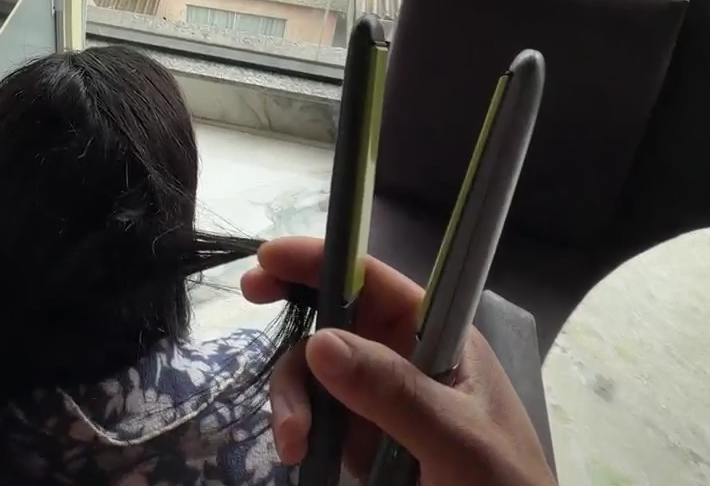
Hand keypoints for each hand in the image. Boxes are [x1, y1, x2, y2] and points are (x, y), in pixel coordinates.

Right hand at [240, 236, 552, 485]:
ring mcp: (375, 395)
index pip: (370, 277)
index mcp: (434, 334)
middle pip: (332, 312)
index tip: (269, 257)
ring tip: (292, 442)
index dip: (319, 258)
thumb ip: (393, 392)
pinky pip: (313, 408)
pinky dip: (296, 422)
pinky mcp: (358, 434)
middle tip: (251, 294)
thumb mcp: (458, 442)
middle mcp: (400, 353)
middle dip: (290, 304)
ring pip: (313, 365)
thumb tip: (317, 341)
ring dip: (291, 392)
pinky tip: (298, 452)